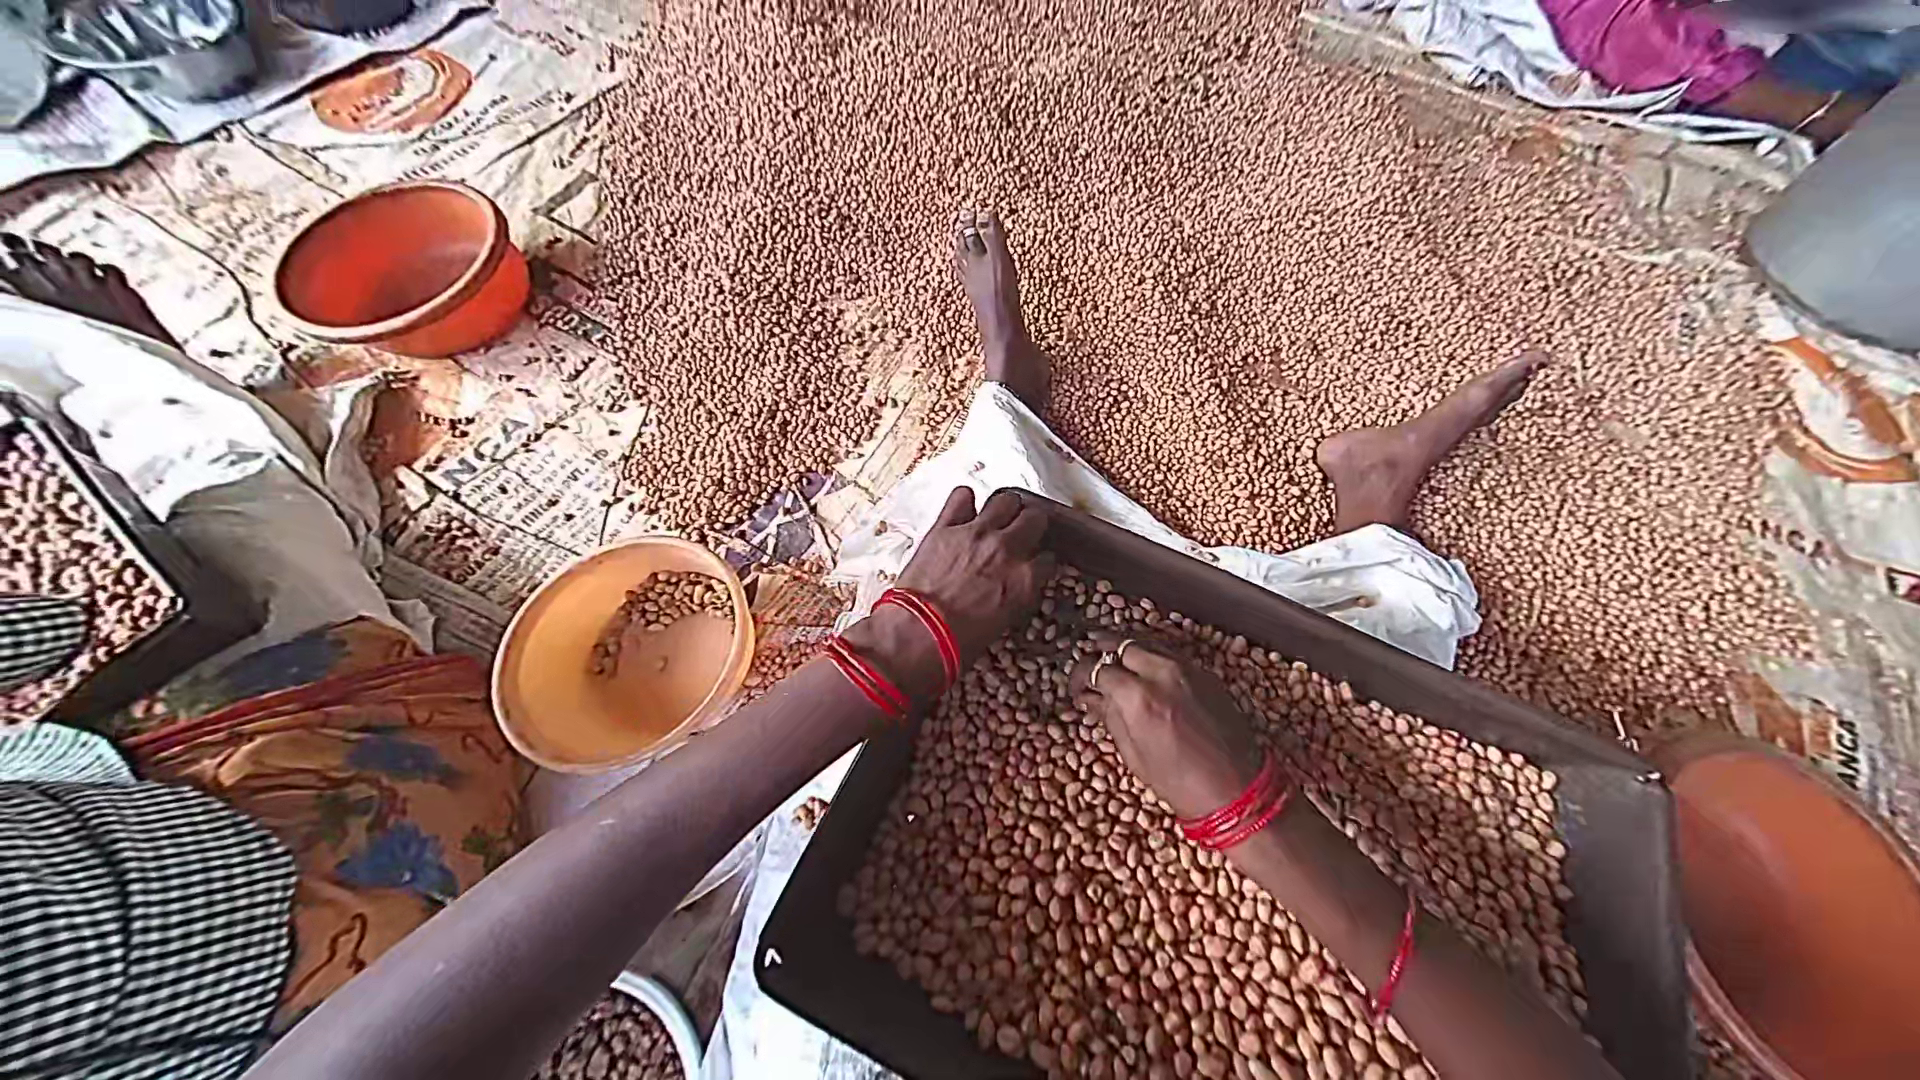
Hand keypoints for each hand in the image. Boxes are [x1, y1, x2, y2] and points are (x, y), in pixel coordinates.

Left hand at [894, 487, 1052, 660]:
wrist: (917, 634)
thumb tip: (1017, 586)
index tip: (1035, 565)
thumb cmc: (957, 641)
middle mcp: (1006, 550)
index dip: (1041, 562)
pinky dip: (965, 501)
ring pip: (1006, 500)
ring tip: (997, 518)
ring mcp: (975, 533)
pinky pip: (962, 496)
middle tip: (1022, 533)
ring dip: (1005, 509)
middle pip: (1035, 519)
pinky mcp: (945, 526)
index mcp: (1024, 579)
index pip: (1048, 559)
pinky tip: (963, 511)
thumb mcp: (1002, 623)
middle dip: (1031, 526)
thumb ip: (1016, 596)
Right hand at [1071, 635, 1264, 820]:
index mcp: (1138, 697)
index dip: (1081, 675)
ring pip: (1146, 643)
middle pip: (1121, 645)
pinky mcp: (1205, 674)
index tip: (1077, 684)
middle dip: (1101, 652)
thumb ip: (1110, 716)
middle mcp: (1162, 674)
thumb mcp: (1133, 753)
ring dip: (1125, 649)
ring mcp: (1187, 670)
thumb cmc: (1182, 783)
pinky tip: (1141, 667)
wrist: (1237, 792)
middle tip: (1090, 664)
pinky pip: (1169, 653)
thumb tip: (1092, 697)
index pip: (1098, 668)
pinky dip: (1150, 655)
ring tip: (1112, 659)